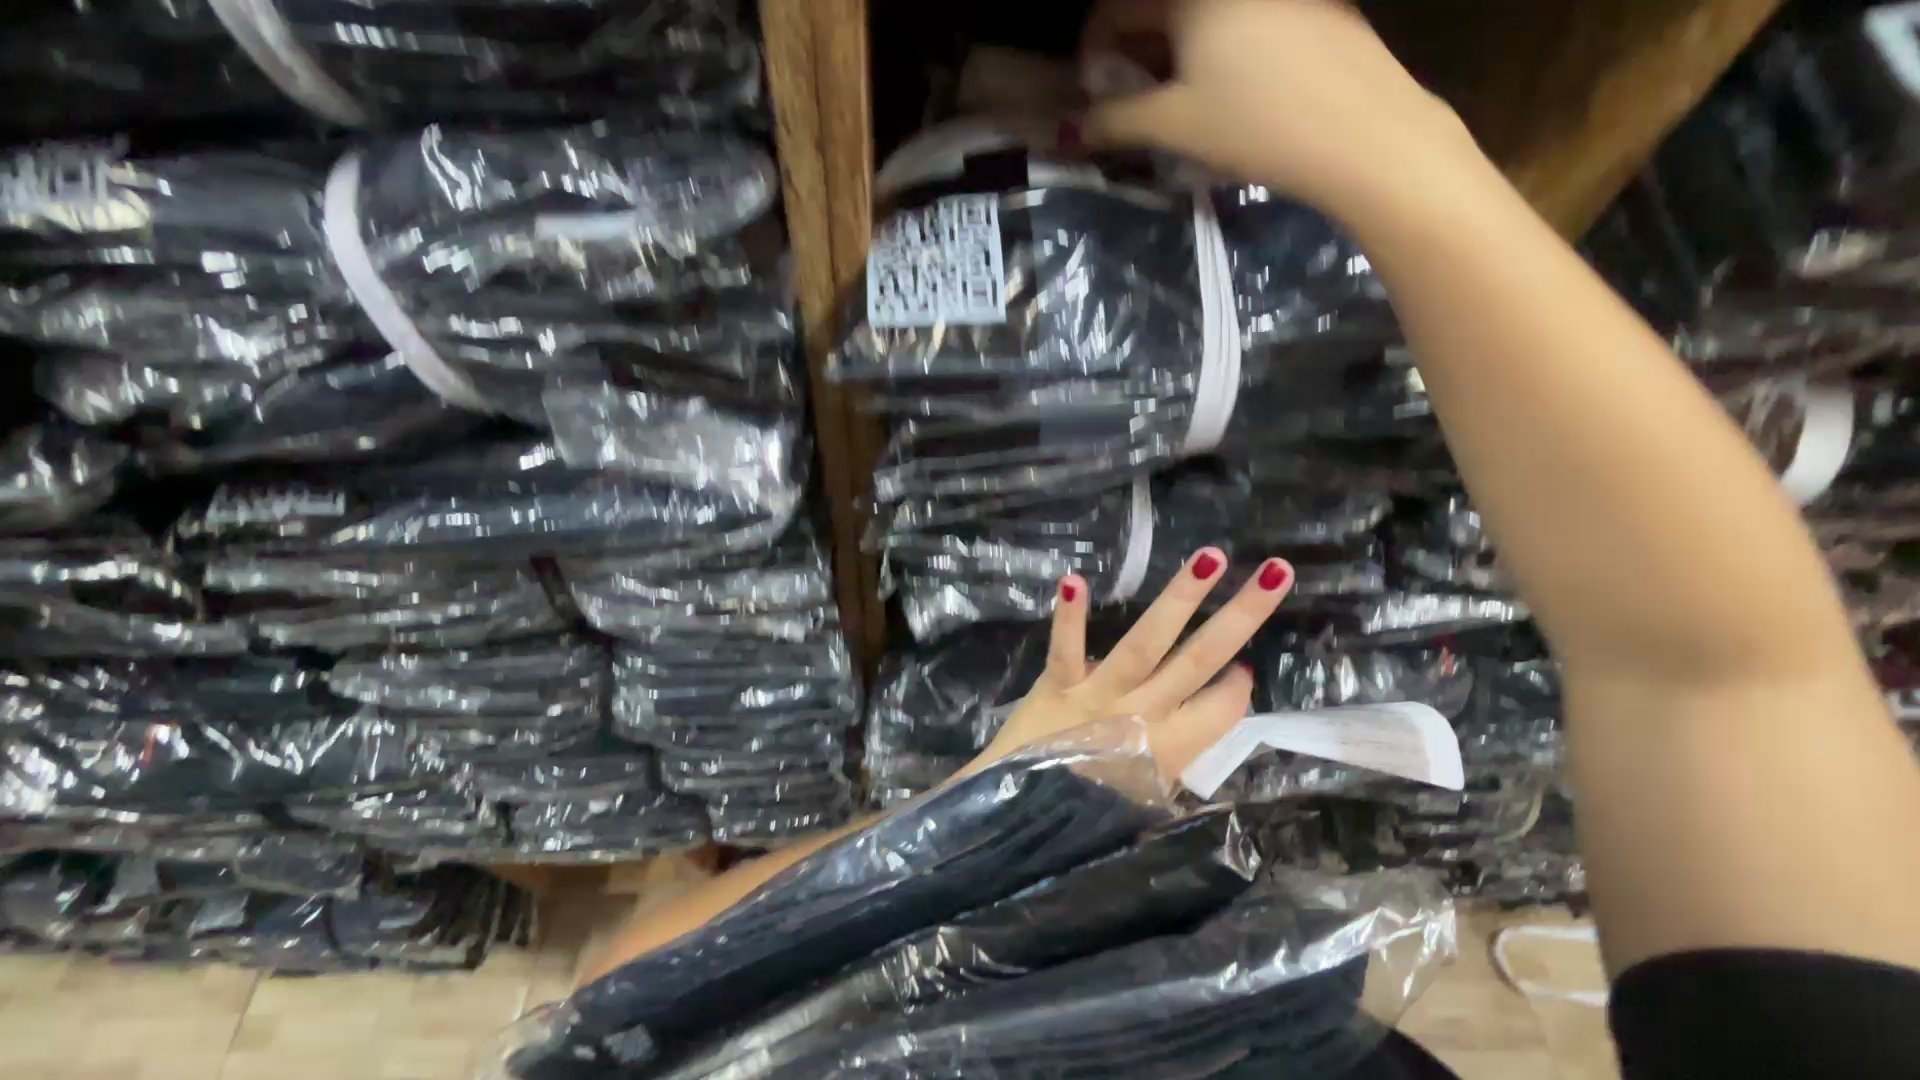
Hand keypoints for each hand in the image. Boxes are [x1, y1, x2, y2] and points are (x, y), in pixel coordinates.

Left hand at [970, 548, 1296, 782]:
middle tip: (1276, 573)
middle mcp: (1141, 715)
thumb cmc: (1087, 804)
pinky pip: (1066, 649)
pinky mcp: (1057, 686)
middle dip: (1240, 616)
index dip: (1237, 687)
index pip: (1221, 708)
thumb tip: (1211, 711)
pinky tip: (1073, 580)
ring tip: (1211, 558)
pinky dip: (1070, 618)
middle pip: (1199, 660)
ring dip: (1179, 598)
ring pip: (1146, 643)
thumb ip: (1180, 754)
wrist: (1022, 815)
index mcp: (1169, 747)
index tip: (1242, 669)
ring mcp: (1099, 697)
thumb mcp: (1148, 794)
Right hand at [1077, 0, 1482, 215]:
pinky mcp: (1317, 3)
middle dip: (1135, 52)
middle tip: (1134, 104)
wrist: (1366, 133)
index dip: (1093, 51)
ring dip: (1177, 51)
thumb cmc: (1257, 123)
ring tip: (1182, 103)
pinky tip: (1233, 90)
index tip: (1094, 95)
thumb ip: (1114, 120)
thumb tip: (1069, 131)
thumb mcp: (1174, 125)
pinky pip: (1247, 17)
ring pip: (1205, 14)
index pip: (1115, 6)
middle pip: (1162, 7)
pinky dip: (1222, 45)